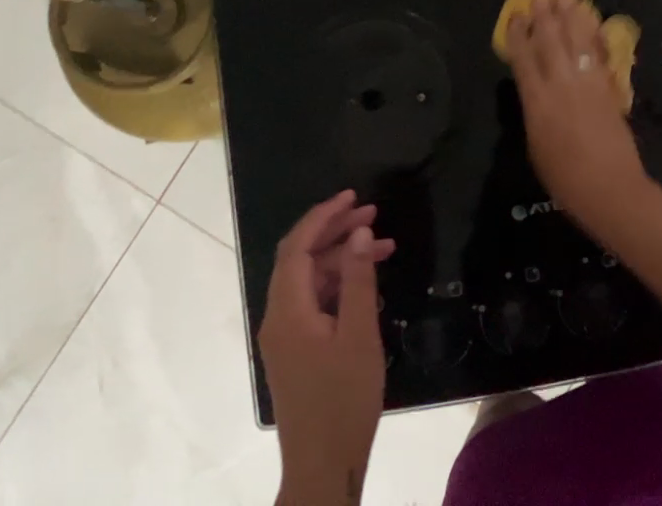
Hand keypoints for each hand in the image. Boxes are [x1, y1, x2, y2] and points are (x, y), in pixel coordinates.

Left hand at [260, 190, 394, 505]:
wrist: (322, 465)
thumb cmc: (344, 399)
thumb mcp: (360, 335)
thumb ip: (359, 281)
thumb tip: (357, 233)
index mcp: (288, 309)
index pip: (297, 246)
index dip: (323, 216)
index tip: (353, 196)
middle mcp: (278, 317)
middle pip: (301, 260)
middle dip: (335, 233)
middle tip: (374, 215)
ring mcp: (284, 336)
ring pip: (310, 283)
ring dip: (342, 261)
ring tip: (384, 247)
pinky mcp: (295, 352)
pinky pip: (313, 305)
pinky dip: (339, 288)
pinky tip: (369, 288)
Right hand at [504, 0, 650, 226]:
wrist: (609, 188)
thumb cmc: (564, 178)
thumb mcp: (536, 144)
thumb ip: (535, 111)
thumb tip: (536, 90)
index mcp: (537, 101)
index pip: (524, 58)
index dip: (519, 34)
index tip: (517, 15)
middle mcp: (562, 85)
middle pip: (552, 41)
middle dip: (546, 16)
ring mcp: (589, 84)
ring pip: (578, 42)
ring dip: (572, 17)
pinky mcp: (610, 89)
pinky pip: (600, 55)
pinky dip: (595, 36)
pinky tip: (593, 23)